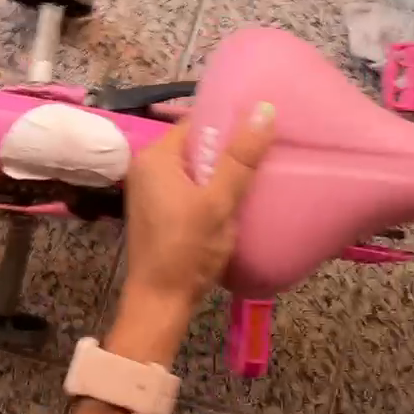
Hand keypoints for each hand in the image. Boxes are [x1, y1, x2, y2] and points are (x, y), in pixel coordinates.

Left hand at [120, 105, 275, 310]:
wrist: (160, 303)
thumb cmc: (187, 249)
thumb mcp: (219, 202)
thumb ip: (241, 158)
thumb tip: (264, 110)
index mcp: (156, 157)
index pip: (195, 122)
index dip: (227, 119)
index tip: (260, 121)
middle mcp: (148, 167)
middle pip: (195, 143)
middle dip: (228, 146)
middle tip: (265, 145)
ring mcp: (151, 190)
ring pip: (194, 166)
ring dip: (222, 169)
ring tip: (257, 167)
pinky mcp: (159, 210)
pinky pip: (190, 185)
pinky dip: (211, 186)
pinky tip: (237, 194)